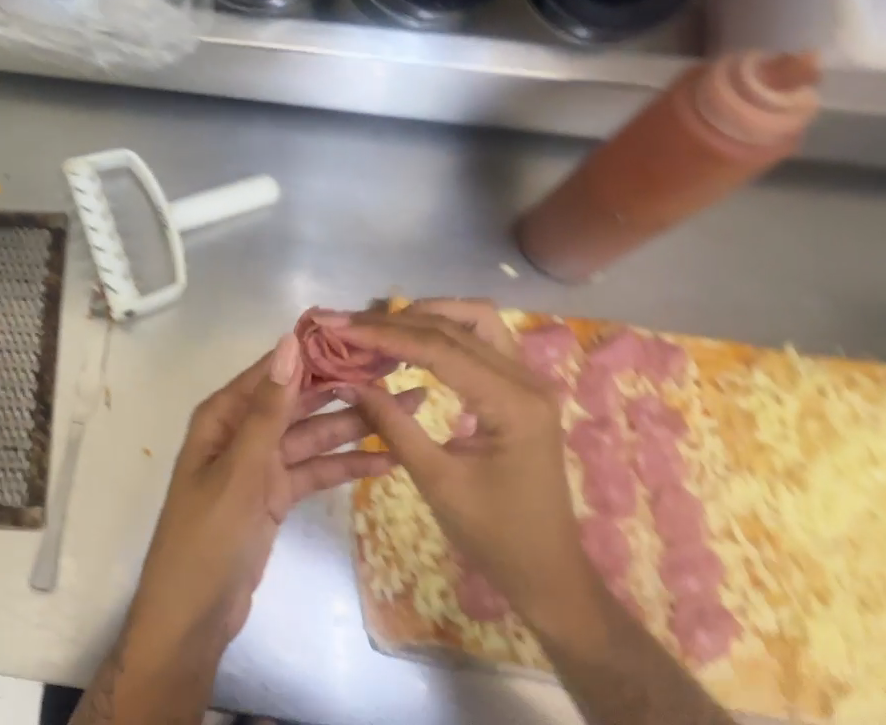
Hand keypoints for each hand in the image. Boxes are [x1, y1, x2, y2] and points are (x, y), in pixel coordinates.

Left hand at [132, 333, 426, 647]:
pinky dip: (346, 466)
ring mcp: (260, 464)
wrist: (193, 614)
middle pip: (298, 400)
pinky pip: (315, 470)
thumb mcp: (240, 469)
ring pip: (313, 435)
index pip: (275, 370)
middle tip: (399, 374)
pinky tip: (388, 460)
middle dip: (345, 388)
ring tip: (409, 411)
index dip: (316, 352)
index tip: (364, 336)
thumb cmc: (207, 535)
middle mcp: (241, 430)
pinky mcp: (275, 495)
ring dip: (355, 426)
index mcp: (223, 415)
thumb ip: (269, 410)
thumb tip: (290, 344)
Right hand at [332, 299, 601, 636]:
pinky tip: (409, 345)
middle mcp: (527, 380)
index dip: (385, 334)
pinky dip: (443, 333)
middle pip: (457, 325)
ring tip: (378, 329)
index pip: (440, 348)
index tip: (340, 328)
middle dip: (397, 321)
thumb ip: (391, 424)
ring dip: (425, 317)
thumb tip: (346, 382)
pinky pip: (481, 341)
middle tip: (347, 325)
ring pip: (475, 320)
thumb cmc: (492, 534)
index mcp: (512, 403)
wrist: (545, 570)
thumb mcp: (435, 480)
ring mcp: (529, 381)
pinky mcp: (520, 389)